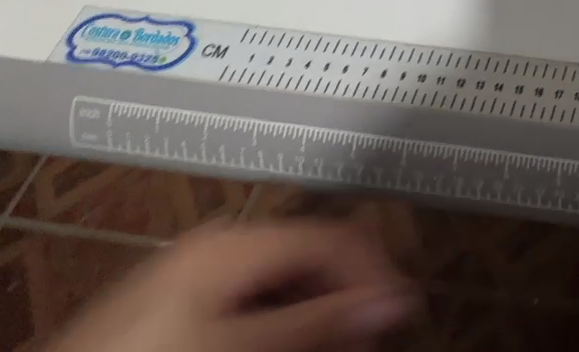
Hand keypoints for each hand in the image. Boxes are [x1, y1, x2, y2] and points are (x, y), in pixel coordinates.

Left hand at [44, 221, 415, 351]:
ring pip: (286, 285)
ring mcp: (198, 275)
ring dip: (314, 318)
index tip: (398, 319)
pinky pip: (253, 302)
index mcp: (237, 242)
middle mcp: (223, 246)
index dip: (375, 274)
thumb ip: (318, 324)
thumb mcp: (238, 346)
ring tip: (331, 349)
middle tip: (365, 345)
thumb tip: (399, 300)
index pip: (336, 238)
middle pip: (312, 260)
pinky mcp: (179, 307)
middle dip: (344, 302)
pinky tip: (286, 348)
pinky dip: (280, 327)